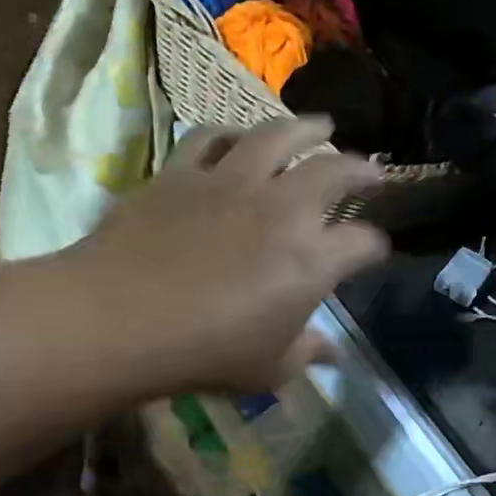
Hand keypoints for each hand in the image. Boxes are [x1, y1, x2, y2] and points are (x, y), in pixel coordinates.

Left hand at [61, 118, 388, 392]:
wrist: (121, 318)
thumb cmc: (204, 354)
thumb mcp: (266, 370)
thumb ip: (306, 354)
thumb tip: (332, 353)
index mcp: (312, 260)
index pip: (363, 244)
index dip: (374, 247)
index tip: (373, 252)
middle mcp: (282, 209)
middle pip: (335, 173)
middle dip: (361, 170)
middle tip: (370, 170)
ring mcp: (231, 182)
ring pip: (278, 136)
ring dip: (306, 128)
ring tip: (319, 126)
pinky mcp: (183, 172)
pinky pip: (211, 138)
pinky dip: (229, 132)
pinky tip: (237, 135)